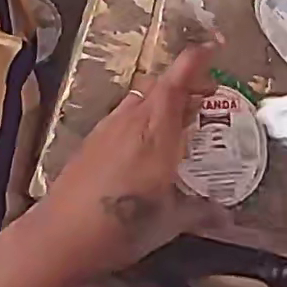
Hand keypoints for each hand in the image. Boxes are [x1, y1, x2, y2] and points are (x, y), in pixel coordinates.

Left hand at [37, 42, 219, 277]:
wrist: (58, 237)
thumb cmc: (121, 225)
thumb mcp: (169, 222)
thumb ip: (201, 210)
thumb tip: (227, 215)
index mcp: (157, 128)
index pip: (178, 78)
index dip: (198, 59)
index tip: (215, 48)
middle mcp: (133, 118)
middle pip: (162, 84)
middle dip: (187, 83)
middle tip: (206, 97)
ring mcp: (110, 126)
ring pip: (142, 97)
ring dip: (164, 100)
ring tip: (179, 121)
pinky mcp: (93, 140)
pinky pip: (125, 115)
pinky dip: (143, 117)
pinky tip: (146, 144)